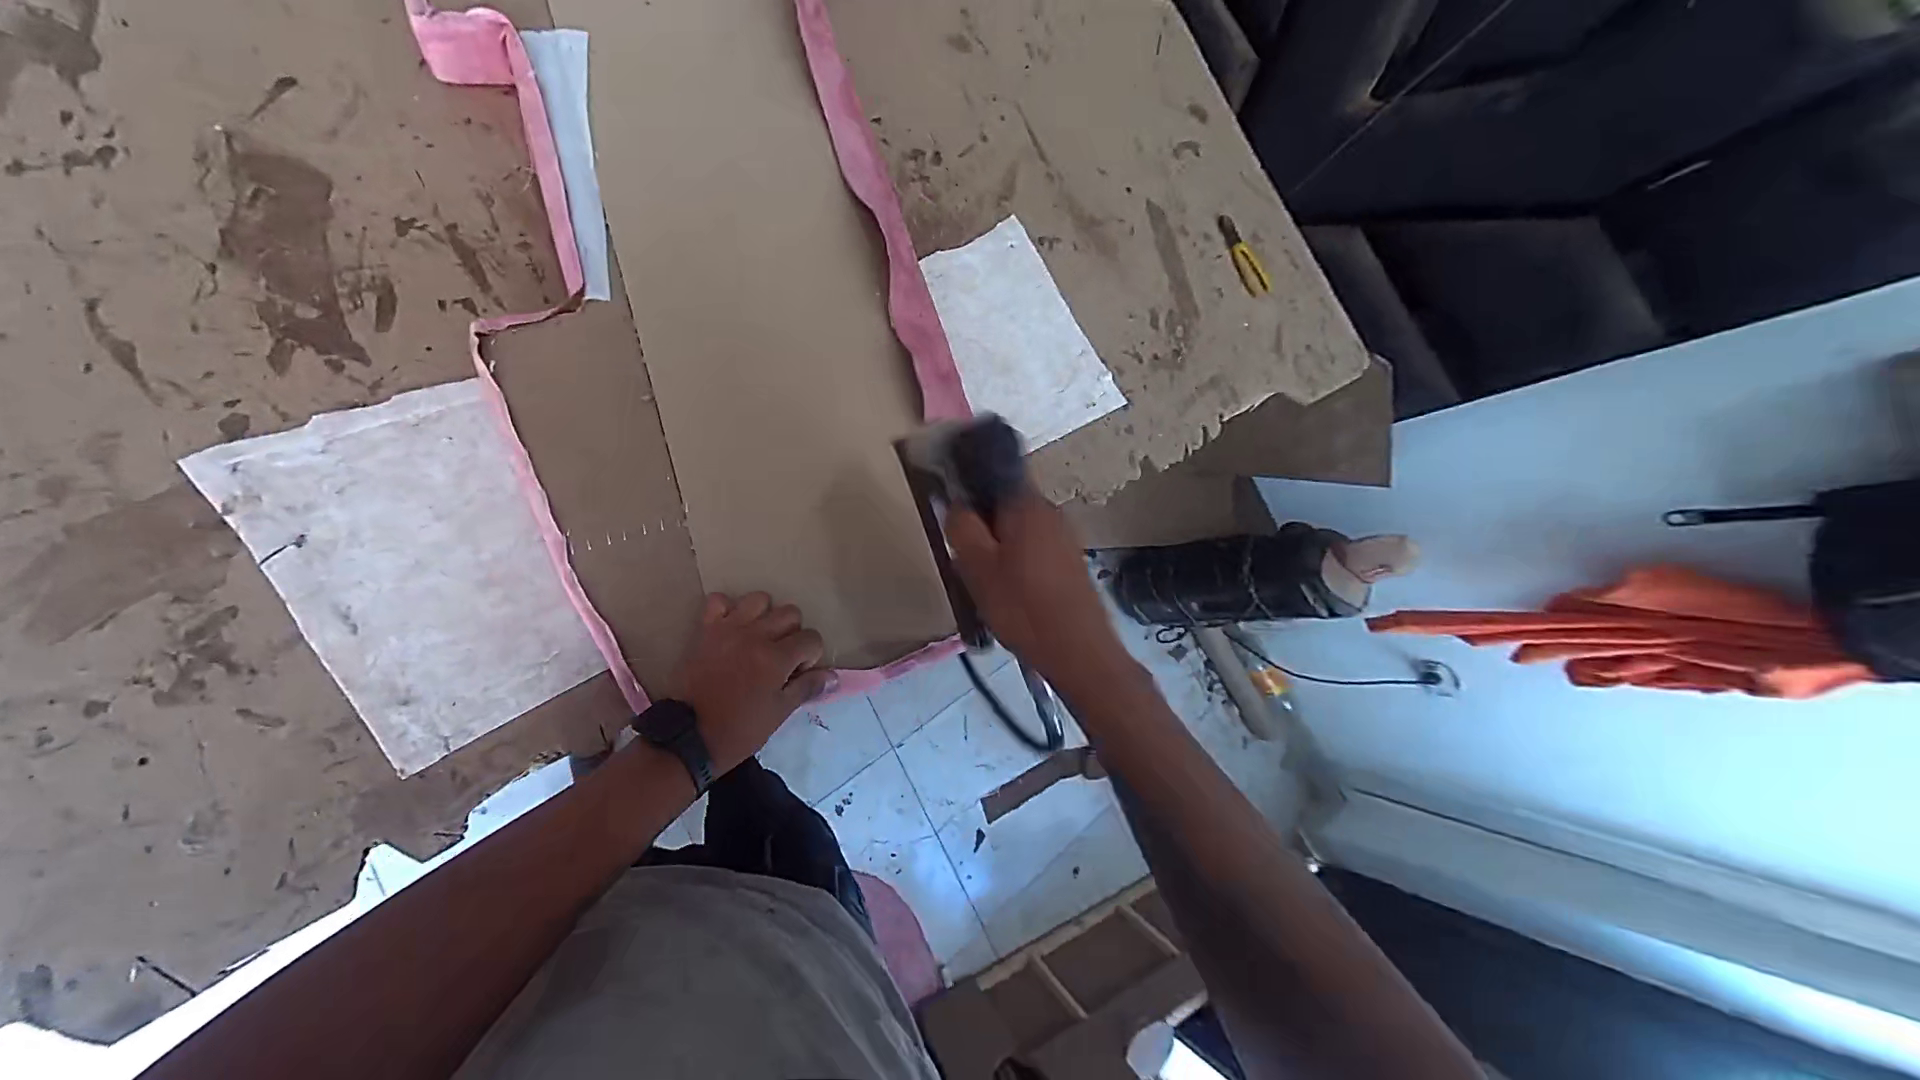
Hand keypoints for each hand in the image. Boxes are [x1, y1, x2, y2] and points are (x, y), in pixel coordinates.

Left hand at [667, 592, 835, 772]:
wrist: (688, 737)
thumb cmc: (739, 730)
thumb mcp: (779, 713)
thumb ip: (807, 688)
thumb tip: (833, 676)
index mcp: (776, 658)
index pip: (812, 638)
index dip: (810, 656)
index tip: (797, 674)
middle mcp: (755, 636)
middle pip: (790, 614)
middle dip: (792, 634)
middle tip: (780, 658)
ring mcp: (728, 629)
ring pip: (760, 600)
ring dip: (765, 616)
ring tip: (758, 639)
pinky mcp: (706, 630)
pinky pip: (719, 601)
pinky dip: (728, 609)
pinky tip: (731, 628)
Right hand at [942, 489, 1132, 688]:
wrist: (1077, 650)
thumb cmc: (1022, 607)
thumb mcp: (977, 567)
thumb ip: (961, 527)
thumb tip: (956, 503)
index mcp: (1027, 504)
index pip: (994, 472)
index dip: (969, 487)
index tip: (954, 513)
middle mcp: (1050, 512)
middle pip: (1005, 505)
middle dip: (983, 526)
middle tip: (965, 558)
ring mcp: (1065, 537)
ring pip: (1019, 531)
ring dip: (999, 548)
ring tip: (986, 582)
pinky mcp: (1071, 563)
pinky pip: (1035, 551)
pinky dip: (1018, 564)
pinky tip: (1011, 593)